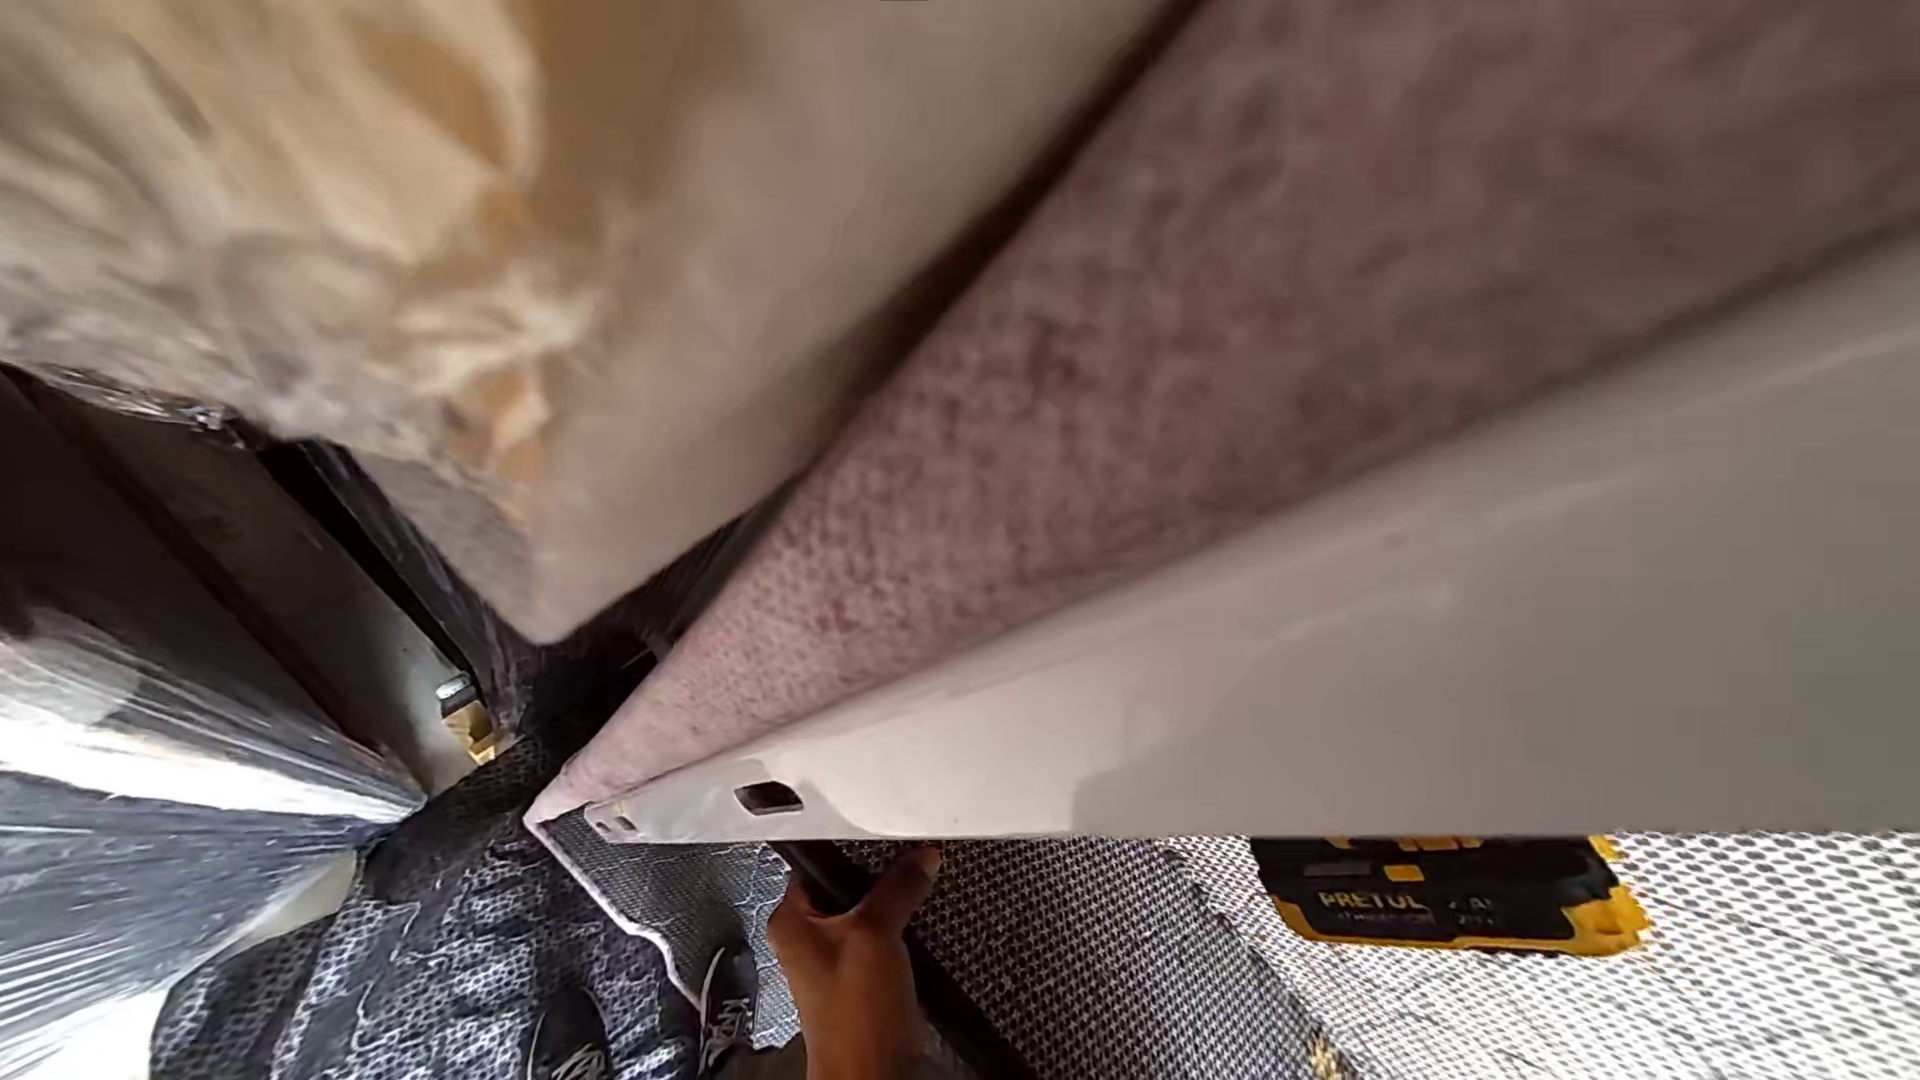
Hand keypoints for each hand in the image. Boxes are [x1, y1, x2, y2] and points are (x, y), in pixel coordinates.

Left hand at [768, 847, 941, 1079]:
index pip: (815, 861)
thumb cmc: (856, 1009)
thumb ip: (899, 887)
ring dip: (891, 892)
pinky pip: (881, 928)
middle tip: (904, 839)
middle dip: (876, 866)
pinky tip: (920, 899)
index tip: (878, 822)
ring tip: (918, 863)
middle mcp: (808, 934)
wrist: (874, 1076)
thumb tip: (926, 854)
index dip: (847, 842)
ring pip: (866, 905)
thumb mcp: (876, 933)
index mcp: (792, 920)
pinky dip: (899, 915)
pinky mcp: (862, 971)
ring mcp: (836, 954)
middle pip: (845, 881)